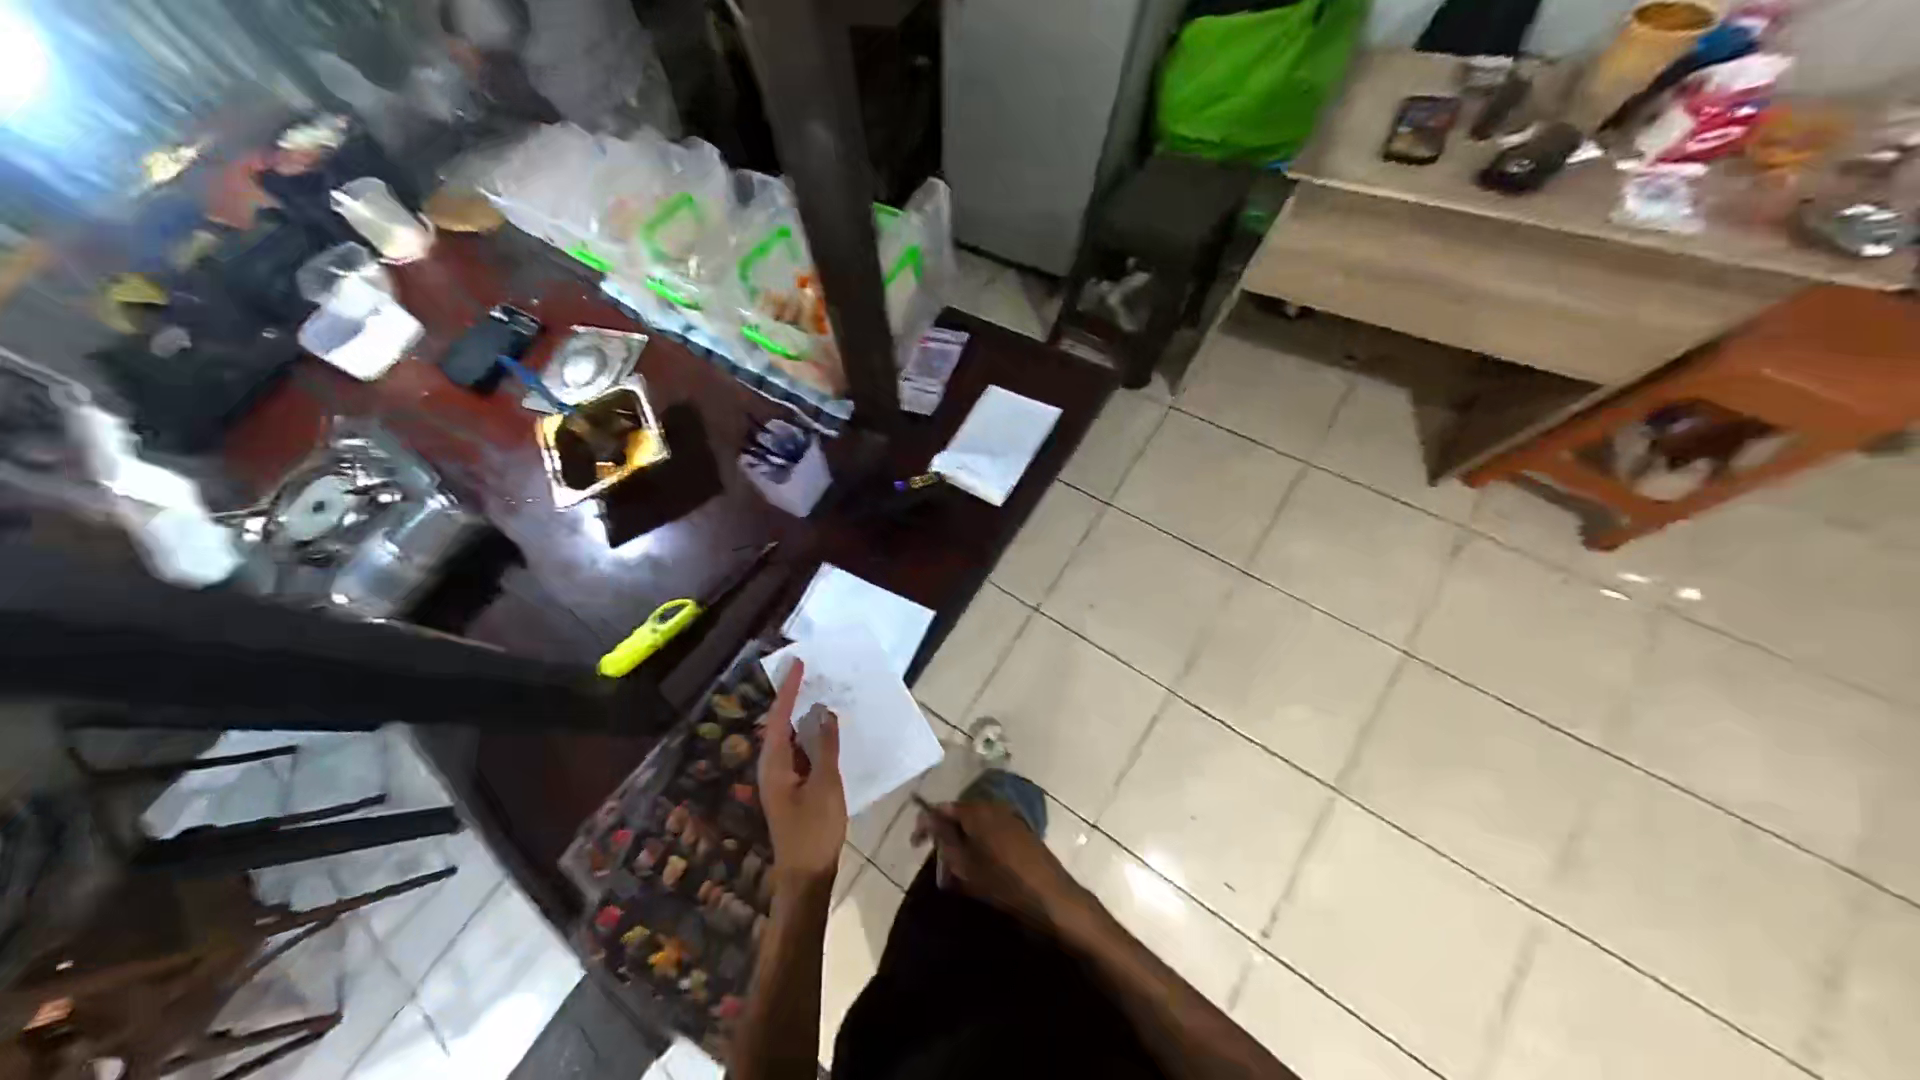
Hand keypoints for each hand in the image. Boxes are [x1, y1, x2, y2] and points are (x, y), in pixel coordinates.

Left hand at [757, 660, 846, 889]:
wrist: (806, 875)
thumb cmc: (814, 830)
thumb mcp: (825, 785)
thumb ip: (825, 746)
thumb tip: (824, 712)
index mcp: (774, 764)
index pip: (779, 717)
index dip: (789, 690)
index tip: (799, 664)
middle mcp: (772, 768)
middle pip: (780, 725)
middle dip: (793, 699)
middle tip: (810, 674)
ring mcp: (781, 780)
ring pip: (790, 740)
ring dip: (803, 718)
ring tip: (820, 695)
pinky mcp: (792, 790)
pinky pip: (800, 754)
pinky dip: (811, 738)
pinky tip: (827, 733)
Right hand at [912, 799, 1091, 932]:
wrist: (1051, 896)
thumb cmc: (1003, 882)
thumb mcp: (965, 865)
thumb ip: (944, 838)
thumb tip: (928, 818)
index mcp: (976, 811)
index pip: (941, 808)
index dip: (925, 824)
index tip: (915, 845)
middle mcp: (992, 806)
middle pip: (959, 815)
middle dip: (945, 835)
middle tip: (938, 863)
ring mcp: (1009, 816)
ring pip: (975, 824)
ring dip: (963, 842)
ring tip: (956, 869)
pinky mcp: (1021, 830)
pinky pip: (990, 830)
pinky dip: (979, 844)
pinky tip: (978, 866)